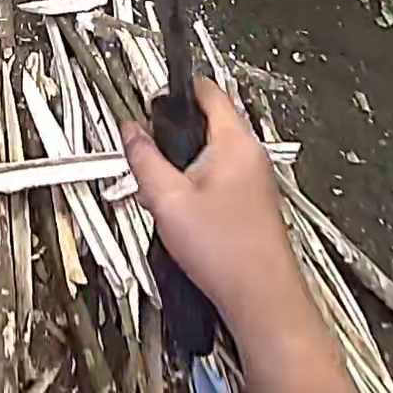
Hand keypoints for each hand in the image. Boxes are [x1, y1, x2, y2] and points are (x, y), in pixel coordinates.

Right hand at [123, 78, 348, 390]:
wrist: (263, 304)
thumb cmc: (228, 255)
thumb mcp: (167, 199)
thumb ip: (143, 157)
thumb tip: (130, 131)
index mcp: (234, 142)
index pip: (206, 89)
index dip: (176, 89)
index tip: (155, 98)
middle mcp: (250, 154)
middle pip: (206, 117)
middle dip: (174, 129)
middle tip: (152, 146)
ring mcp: (255, 177)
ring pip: (211, 146)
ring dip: (185, 156)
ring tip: (166, 181)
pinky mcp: (253, 198)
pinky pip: (220, 169)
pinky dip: (198, 176)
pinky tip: (184, 204)